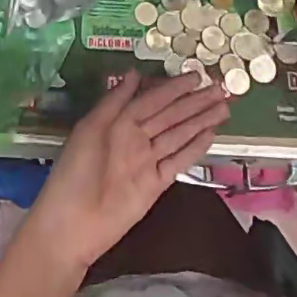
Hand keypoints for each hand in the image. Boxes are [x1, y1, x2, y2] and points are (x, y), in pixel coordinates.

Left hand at [20, 71, 229, 273]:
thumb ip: (114, 101)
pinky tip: (210, 134)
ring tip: (224, 107)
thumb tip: (134, 73)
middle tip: (221, 89)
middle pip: (171, 116)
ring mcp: (147, 161)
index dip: (174, 87)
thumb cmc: (74, 172)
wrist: (72, 224)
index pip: (153, 99)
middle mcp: (136, 138)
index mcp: (119, 122)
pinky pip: (178, 161)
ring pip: (179, 135)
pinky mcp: (156, 184)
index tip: (197, 76)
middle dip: (195, 102)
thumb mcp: (90, 128)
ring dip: (200, 120)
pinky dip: (194, 148)